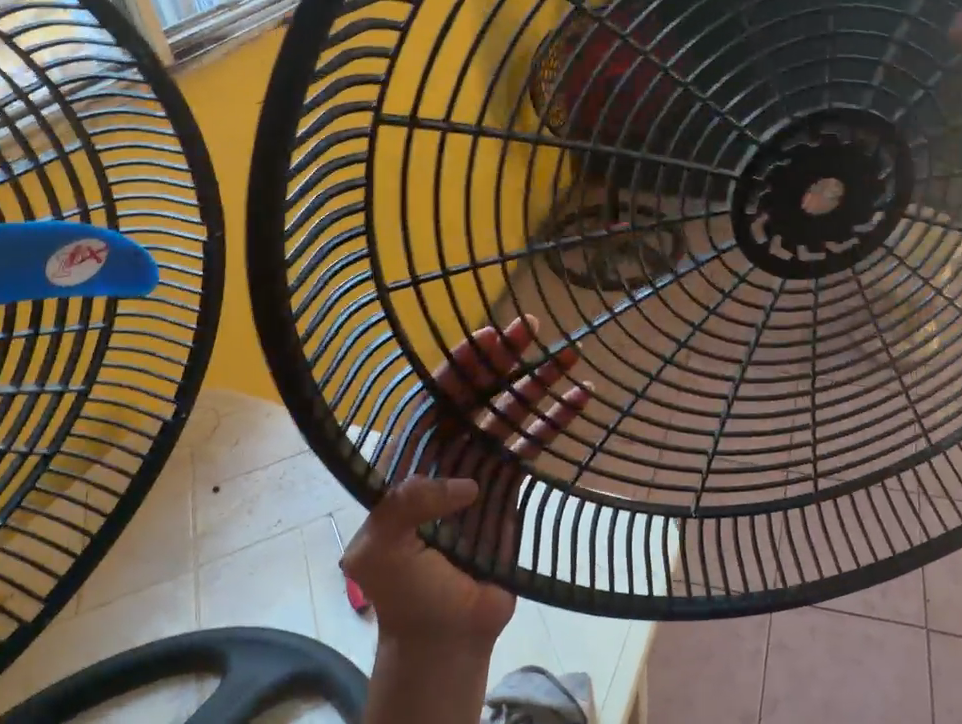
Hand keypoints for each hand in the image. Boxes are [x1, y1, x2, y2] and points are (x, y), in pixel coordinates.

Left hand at [344, 315, 589, 653]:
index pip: (435, 400)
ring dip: (538, 382)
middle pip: (477, 395)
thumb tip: (464, 482)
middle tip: (531, 327)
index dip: (460, 367)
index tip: (488, 338)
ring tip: (569, 354)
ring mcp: (481, 465)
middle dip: (503, 361)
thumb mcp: (381, 551)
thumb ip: (407, 508)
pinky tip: (580, 397)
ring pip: (511, 412)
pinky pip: (534, 442)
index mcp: (409, 460)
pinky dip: (556, 419)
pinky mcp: (511, 484)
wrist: (446, 634)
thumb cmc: (404, 594)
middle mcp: (446, 453)